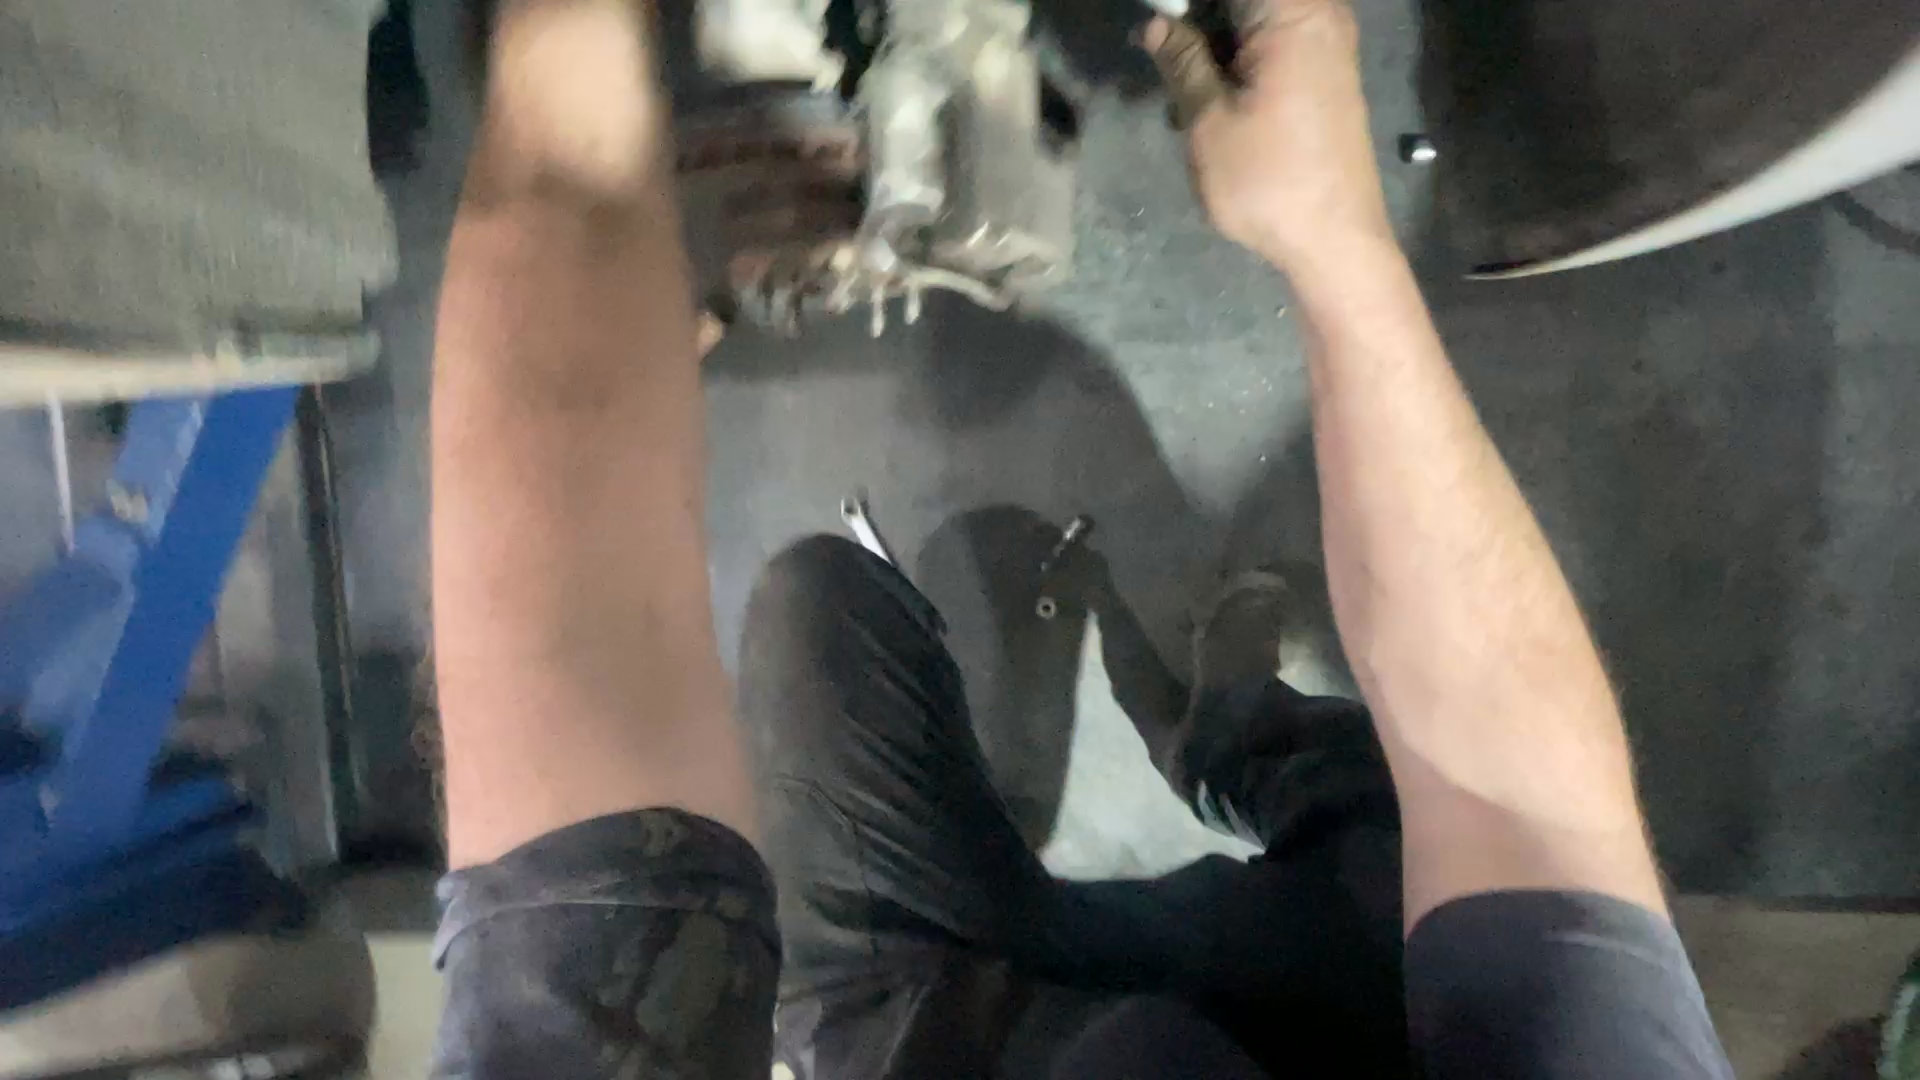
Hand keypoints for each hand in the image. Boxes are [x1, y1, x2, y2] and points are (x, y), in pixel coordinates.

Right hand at [1144, 0, 1393, 270]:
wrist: (1332, 238)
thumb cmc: (1265, 181)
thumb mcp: (1208, 123)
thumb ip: (1183, 65)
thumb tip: (1158, 24)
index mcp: (1294, 13)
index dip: (1187, 9)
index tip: (1158, 32)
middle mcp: (1319, 17)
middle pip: (1243, 7)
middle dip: (1200, 33)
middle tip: (1168, 75)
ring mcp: (1328, 50)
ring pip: (1255, 32)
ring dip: (1215, 58)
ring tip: (1185, 106)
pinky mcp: (1326, 82)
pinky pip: (1273, 55)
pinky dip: (1239, 74)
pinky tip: (1215, 114)